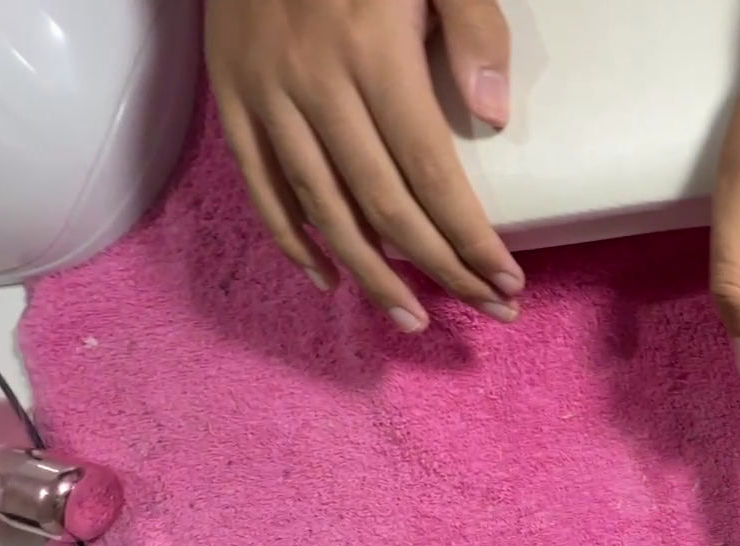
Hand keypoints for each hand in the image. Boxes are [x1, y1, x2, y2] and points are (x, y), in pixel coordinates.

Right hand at [206, 0, 525, 330]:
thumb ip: (473, 28)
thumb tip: (494, 115)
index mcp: (371, 54)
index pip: (433, 174)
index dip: (472, 238)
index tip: (509, 281)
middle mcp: (314, 84)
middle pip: (387, 206)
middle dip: (445, 270)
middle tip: (490, 311)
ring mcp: (264, 96)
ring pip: (324, 209)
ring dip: (374, 276)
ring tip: (415, 321)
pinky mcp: (230, 98)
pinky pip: (259, 185)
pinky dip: (293, 240)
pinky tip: (330, 280)